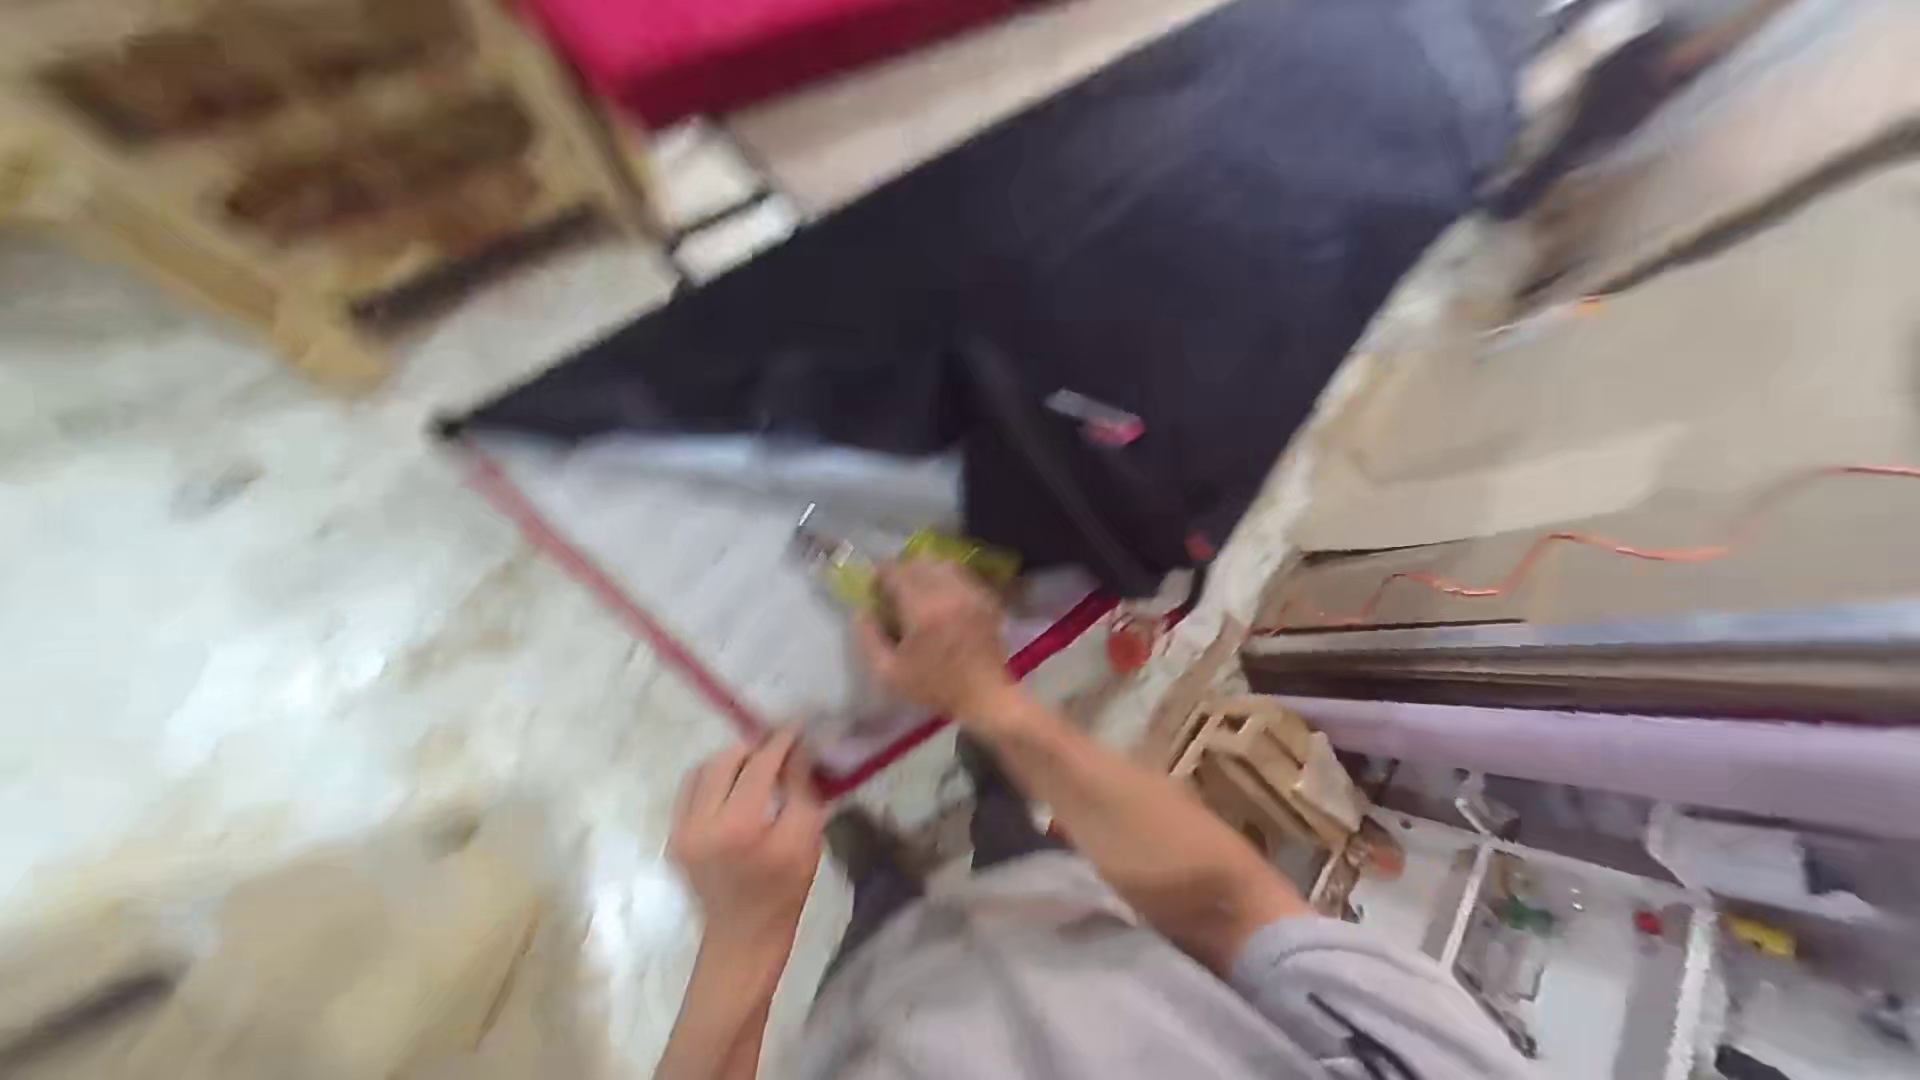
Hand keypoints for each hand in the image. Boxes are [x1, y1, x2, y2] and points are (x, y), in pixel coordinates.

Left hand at [669, 730, 825, 950]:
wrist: (744, 937)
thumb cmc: (784, 887)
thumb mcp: (806, 834)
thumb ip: (801, 785)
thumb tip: (797, 748)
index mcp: (738, 825)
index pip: (758, 764)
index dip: (780, 741)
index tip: (796, 726)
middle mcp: (700, 823)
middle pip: (723, 761)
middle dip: (752, 747)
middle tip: (777, 747)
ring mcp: (680, 832)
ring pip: (701, 771)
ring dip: (729, 761)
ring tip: (755, 764)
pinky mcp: (674, 839)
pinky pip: (690, 792)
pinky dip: (712, 779)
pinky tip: (734, 786)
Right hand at [857, 558, 1018, 720]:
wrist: (983, 695)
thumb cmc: (934, 686)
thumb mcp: (888, 673)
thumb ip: (869, 639)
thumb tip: (862, 611)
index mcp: (922, 609)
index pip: (895, 571)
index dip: (881, 575)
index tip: (876, 589)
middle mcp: (948, 592)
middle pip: (919, 562)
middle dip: (903, 572)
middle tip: (896, 590)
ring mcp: (971, 593)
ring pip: (942, 564)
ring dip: (926, 572)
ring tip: (920, 591)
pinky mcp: (986, 598)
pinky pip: (962, 575)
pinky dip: (948, 579)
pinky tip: (944, 598)